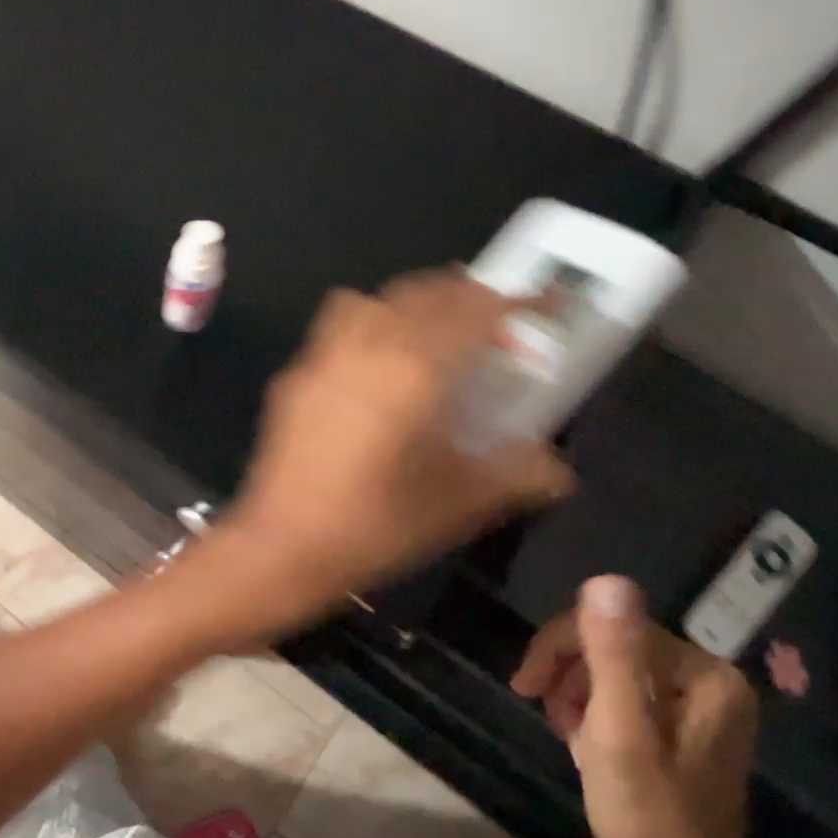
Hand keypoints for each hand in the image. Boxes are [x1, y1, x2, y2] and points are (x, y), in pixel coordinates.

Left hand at [192, 271, 573, 640]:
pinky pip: (333, 330)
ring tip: (432, 334)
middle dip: (463, 295)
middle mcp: (365, 349)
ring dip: (408, 303)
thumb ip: (514, 475)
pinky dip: (365, 327)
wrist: (281, 545)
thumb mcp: (457, 505)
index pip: (474, 310)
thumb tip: (556, 469)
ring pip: (370, 300)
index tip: (546, 305)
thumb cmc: (375, 525)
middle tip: (494, 320)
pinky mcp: (291, 379)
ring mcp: (320, 360)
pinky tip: (373, 370)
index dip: (518, 301)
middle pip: (420, 293)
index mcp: (415, 370)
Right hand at [511, 576, 756, 837]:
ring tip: (561, 729)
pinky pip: (623, 698)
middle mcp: (710, 684)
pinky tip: (579, 740)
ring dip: (573, 692)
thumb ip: (613, 655)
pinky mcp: (679, 736)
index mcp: (706, 676)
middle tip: (536, 704)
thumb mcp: (620, 731)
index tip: (523, 684)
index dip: (560, 646)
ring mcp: (697, 711)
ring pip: (612, 670)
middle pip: (614, 644)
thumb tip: (607, 578)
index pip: (614, 624)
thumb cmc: (646, 814)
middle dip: (566, 671)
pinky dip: (590, 712)